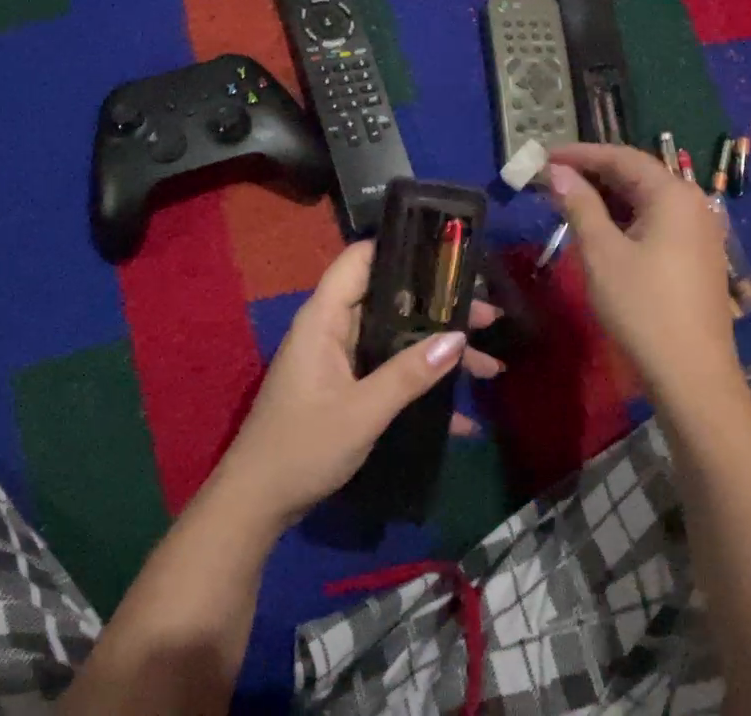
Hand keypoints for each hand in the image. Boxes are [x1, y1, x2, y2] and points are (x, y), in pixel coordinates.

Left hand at [211, 241, 503, 529]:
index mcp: (325, 320)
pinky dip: (420, 387)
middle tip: (491, 318)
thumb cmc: (304, 446)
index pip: (360, 261)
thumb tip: (458, 336)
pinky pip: (388, 375)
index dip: (401, 250)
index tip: (450, 256)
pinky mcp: (343, 390)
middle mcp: (331, 331)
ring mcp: (337, 362)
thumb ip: (409, 374)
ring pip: (395, 341)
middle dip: (439, 311)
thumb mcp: (363, 411)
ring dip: (438, 354)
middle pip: (390, 302)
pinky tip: (462, 418)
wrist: (258, 501)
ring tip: (491, 367)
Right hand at [546, 143, 740, 398]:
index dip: (580, 154)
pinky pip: (656, 222)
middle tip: (550, 180)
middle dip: (592, 174)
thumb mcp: (601, 252)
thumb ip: (580, 205)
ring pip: (646, 200)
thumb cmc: (641, 306)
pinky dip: (624, 219)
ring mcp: (699, 232)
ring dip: (606, 198)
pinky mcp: (697, 257)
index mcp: (673, 195)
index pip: (622, 157)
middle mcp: (693, 204)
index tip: (543, 157)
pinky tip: (599, 230)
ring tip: (567, 202)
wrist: (690, 371)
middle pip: (637, 175)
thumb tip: (559, 173)